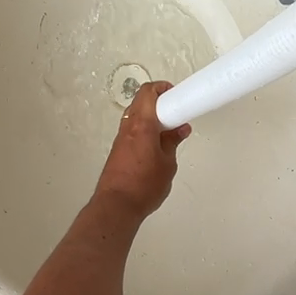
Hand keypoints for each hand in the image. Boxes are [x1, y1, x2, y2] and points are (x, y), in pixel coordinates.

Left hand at [93, 80, 191, 221]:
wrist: (116, 206)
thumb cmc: (145, 184)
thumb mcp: (168, 164)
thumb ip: (173, 142)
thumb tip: (180, 129)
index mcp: (142, 124)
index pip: (148, 92)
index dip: (162, 88)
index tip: (175, 95)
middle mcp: (128, 126)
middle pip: (141, 101)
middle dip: (158, 102)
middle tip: (174, 113)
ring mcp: (120, 137)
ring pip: (135, 115)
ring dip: (150, 116)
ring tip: (167, 132)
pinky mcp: (117, 149)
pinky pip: (132, 129)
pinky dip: (144, 129)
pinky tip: (155, 146)